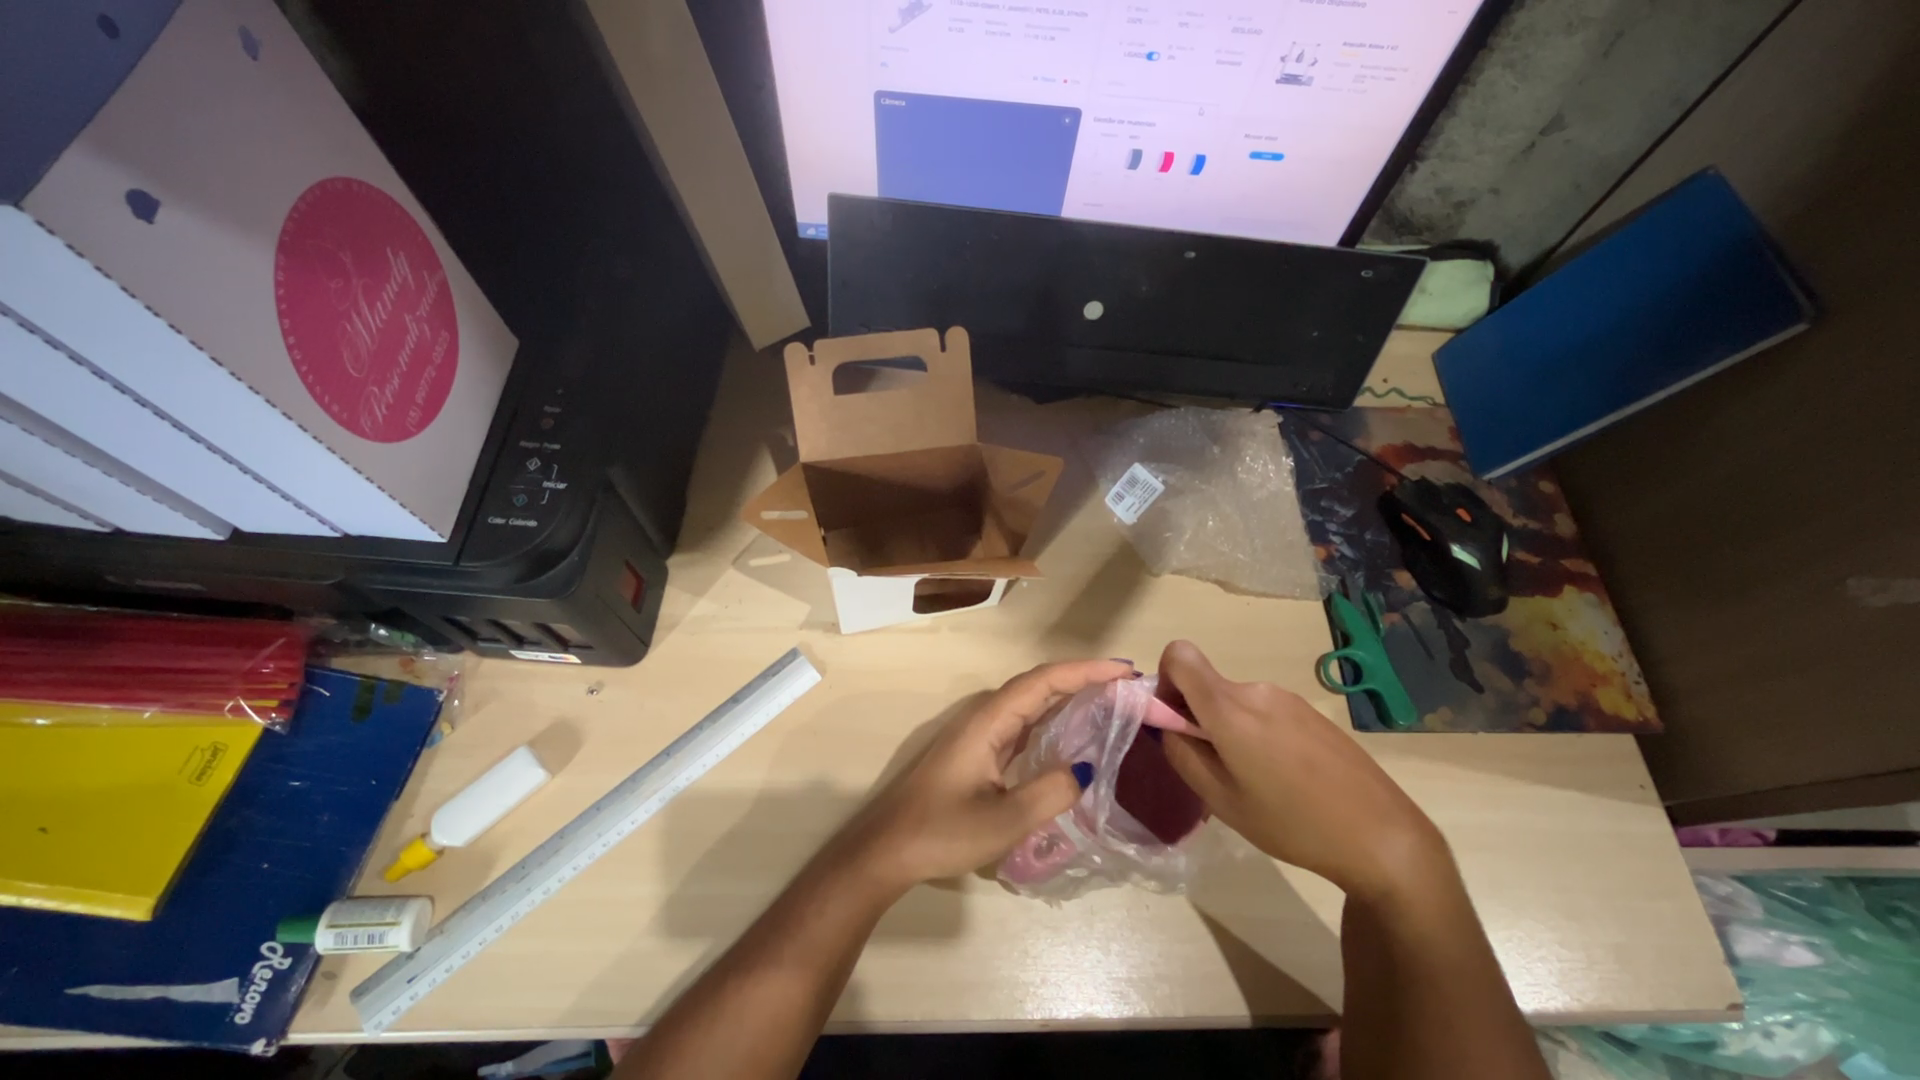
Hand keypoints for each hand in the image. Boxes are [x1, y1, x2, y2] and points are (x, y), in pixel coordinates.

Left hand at [830, 659, 1133, 893]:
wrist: (884, 852)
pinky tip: (1071, 740)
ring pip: (1028, 707)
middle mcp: (982, 719)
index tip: (1124, 670)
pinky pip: (1020, 729)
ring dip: (1067, 701)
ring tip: (1109, 705)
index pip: (1043, 682)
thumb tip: (1085, 769)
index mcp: (988, 722)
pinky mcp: (974, 756)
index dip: (1085, 671)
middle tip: (1127, 688)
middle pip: (1037, 687)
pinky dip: (1050, 725)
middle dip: (1082, 681)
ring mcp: (976, 737)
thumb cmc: (941, 832)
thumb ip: (1051, 791)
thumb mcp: (1005, 820)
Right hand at [1154, 640, 1448, 901]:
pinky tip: (1285, 781)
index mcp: (1230, 708)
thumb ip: (1183, 755)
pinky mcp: (1312, 714)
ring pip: (1236, 704)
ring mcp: (1289, 700)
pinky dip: (1258, 737)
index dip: (1165, 681)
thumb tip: (1169, 727)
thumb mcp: (1221, 800)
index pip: (1179, 655)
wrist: (1381, 835)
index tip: (1175, 723)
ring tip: (1256, 784)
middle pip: (1208, 687)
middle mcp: (1257, 691)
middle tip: (1217, 773)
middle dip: (1198, 719)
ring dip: (1230, 732)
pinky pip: (1265, 714)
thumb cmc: (1291, 823)